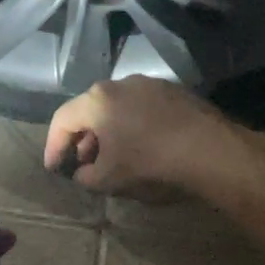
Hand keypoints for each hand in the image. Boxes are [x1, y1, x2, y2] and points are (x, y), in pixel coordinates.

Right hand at [43, 76, 235, 199]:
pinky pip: (143, 108)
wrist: (211, 152)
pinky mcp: (176, 91)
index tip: (54, 168)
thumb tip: (83, 172)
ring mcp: (151, 84)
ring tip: (114, 156)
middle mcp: (120, 84)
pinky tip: (144, 147)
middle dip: (83, 138)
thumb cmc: (149, 164)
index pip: (62, 120)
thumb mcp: (108, 180)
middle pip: (90, 110)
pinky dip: (135, 125)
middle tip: (83, 163)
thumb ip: (85, 176)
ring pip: (118, 107)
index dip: (53, 146)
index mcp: (96, 101)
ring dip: (110, 131)